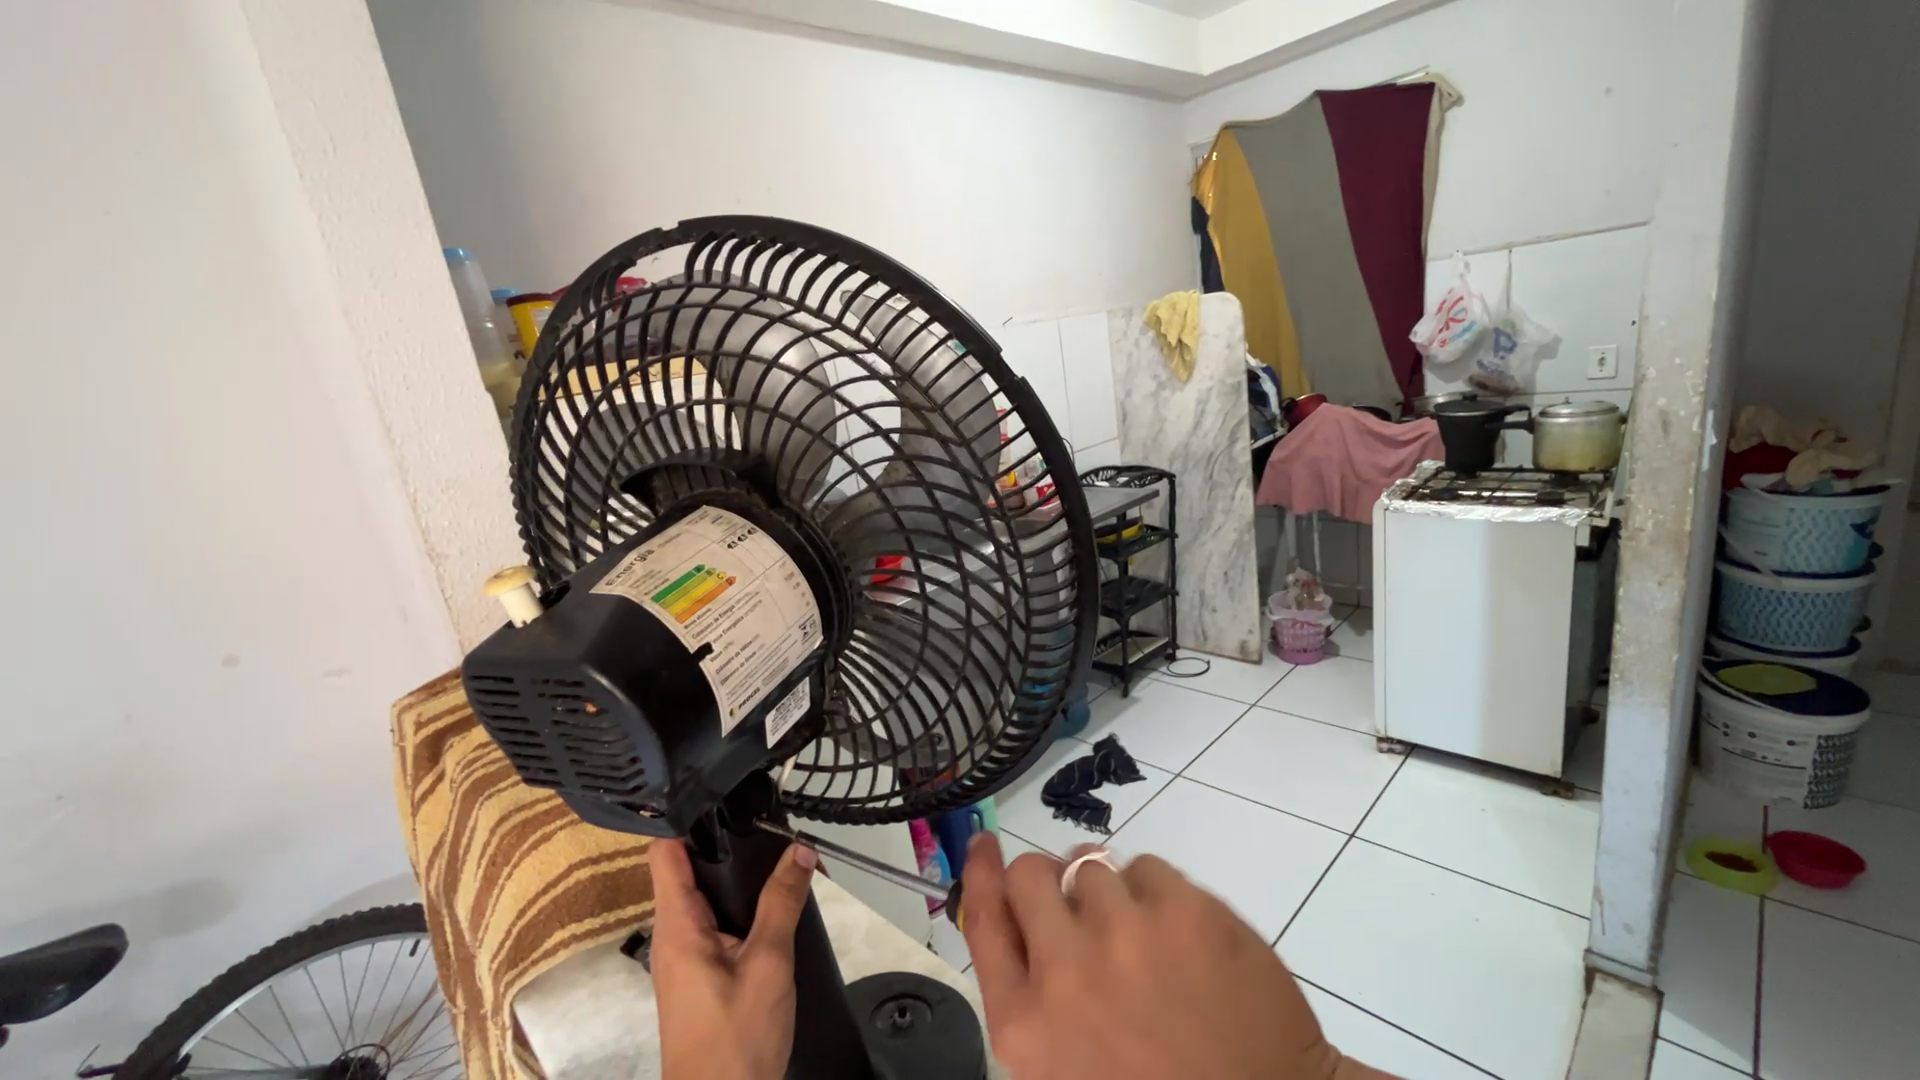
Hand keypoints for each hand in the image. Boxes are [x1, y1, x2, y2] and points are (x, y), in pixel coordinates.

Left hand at [649, 837, 819, 1079]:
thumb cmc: (735, 1038)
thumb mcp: (768, 962)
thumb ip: (782, 901)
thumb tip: (801, 850)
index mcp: (677, 925)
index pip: (664, 852)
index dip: (688, 818)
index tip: (724, 794)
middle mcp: (672, 935)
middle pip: (689, 869)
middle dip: (730, 845)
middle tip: (772, 823)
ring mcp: (685, 958)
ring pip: (708, 898)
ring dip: (741, 878)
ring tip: (784, 855)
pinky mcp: (701, 976)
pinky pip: (717, 925)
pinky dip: (744, 907)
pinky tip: (776, 903)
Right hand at [959, 835, 1394, 1079]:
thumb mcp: (1063, 1065)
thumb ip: (1031, 994)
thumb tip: (1021, 918)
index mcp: (1028, 1024)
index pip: (984, 916)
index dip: (981, 872)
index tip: (986, 845)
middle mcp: (1067, 967)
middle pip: (1030, 874)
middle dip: (1046, 881)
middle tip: (1074, 905)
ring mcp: (1130, 932)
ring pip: (1092, 864)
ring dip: (1106, 892)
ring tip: (1140, 936)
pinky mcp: (1189, 910)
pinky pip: (1147, 866)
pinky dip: (1155, 892)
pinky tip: (1179, 934)